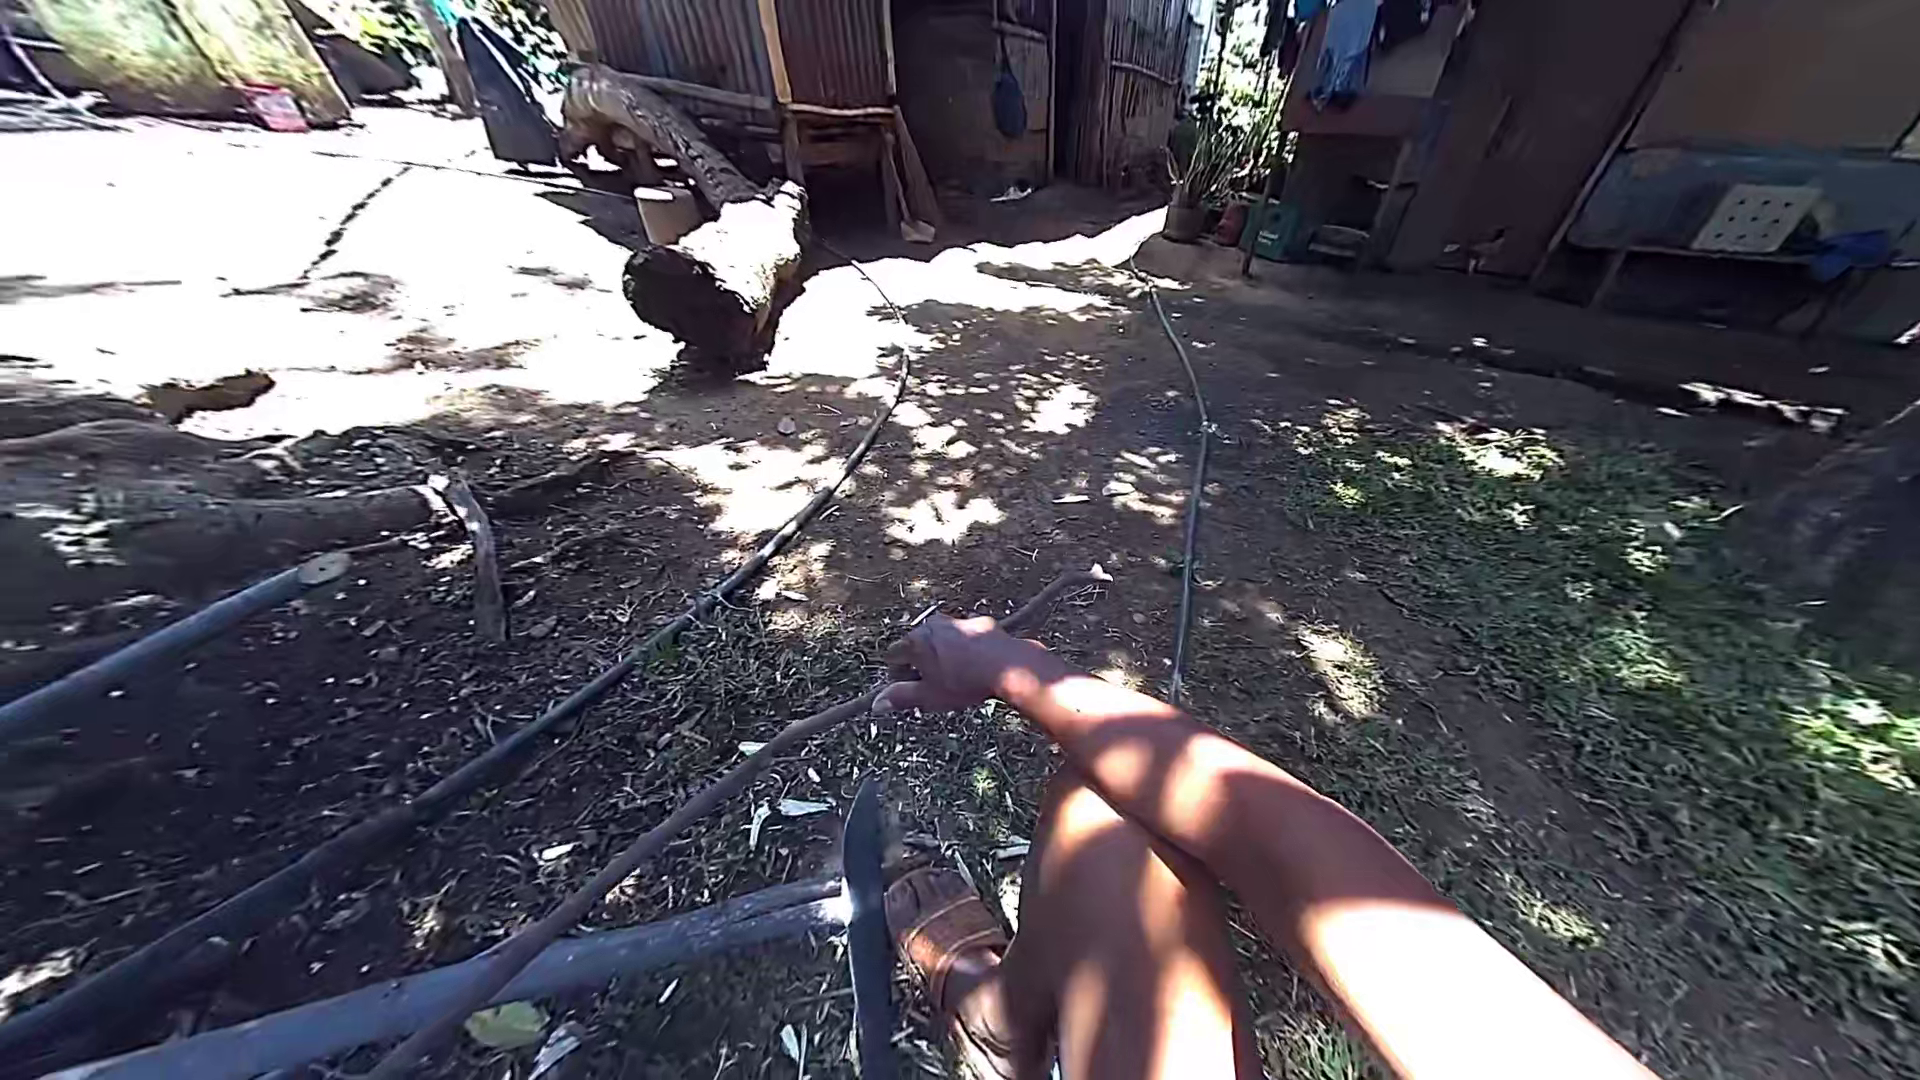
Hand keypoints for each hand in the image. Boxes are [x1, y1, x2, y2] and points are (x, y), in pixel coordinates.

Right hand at [872, 614, 1056, 713]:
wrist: (1008, 666)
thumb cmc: (965, 682)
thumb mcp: (929, 696)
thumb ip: (902, 697)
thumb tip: (877, 704)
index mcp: (916, 642)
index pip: (894, 656)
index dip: (897, 674)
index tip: (907, 687)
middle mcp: (933, 626)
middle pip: (917, 644)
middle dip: (921, 663)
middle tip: (933, 684)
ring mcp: (957, 621)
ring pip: (941, 639)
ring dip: (943, 654)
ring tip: (957, 676)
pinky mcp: (979, 622)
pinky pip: (964, 636)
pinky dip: (965, 648)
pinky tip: (976, 665)